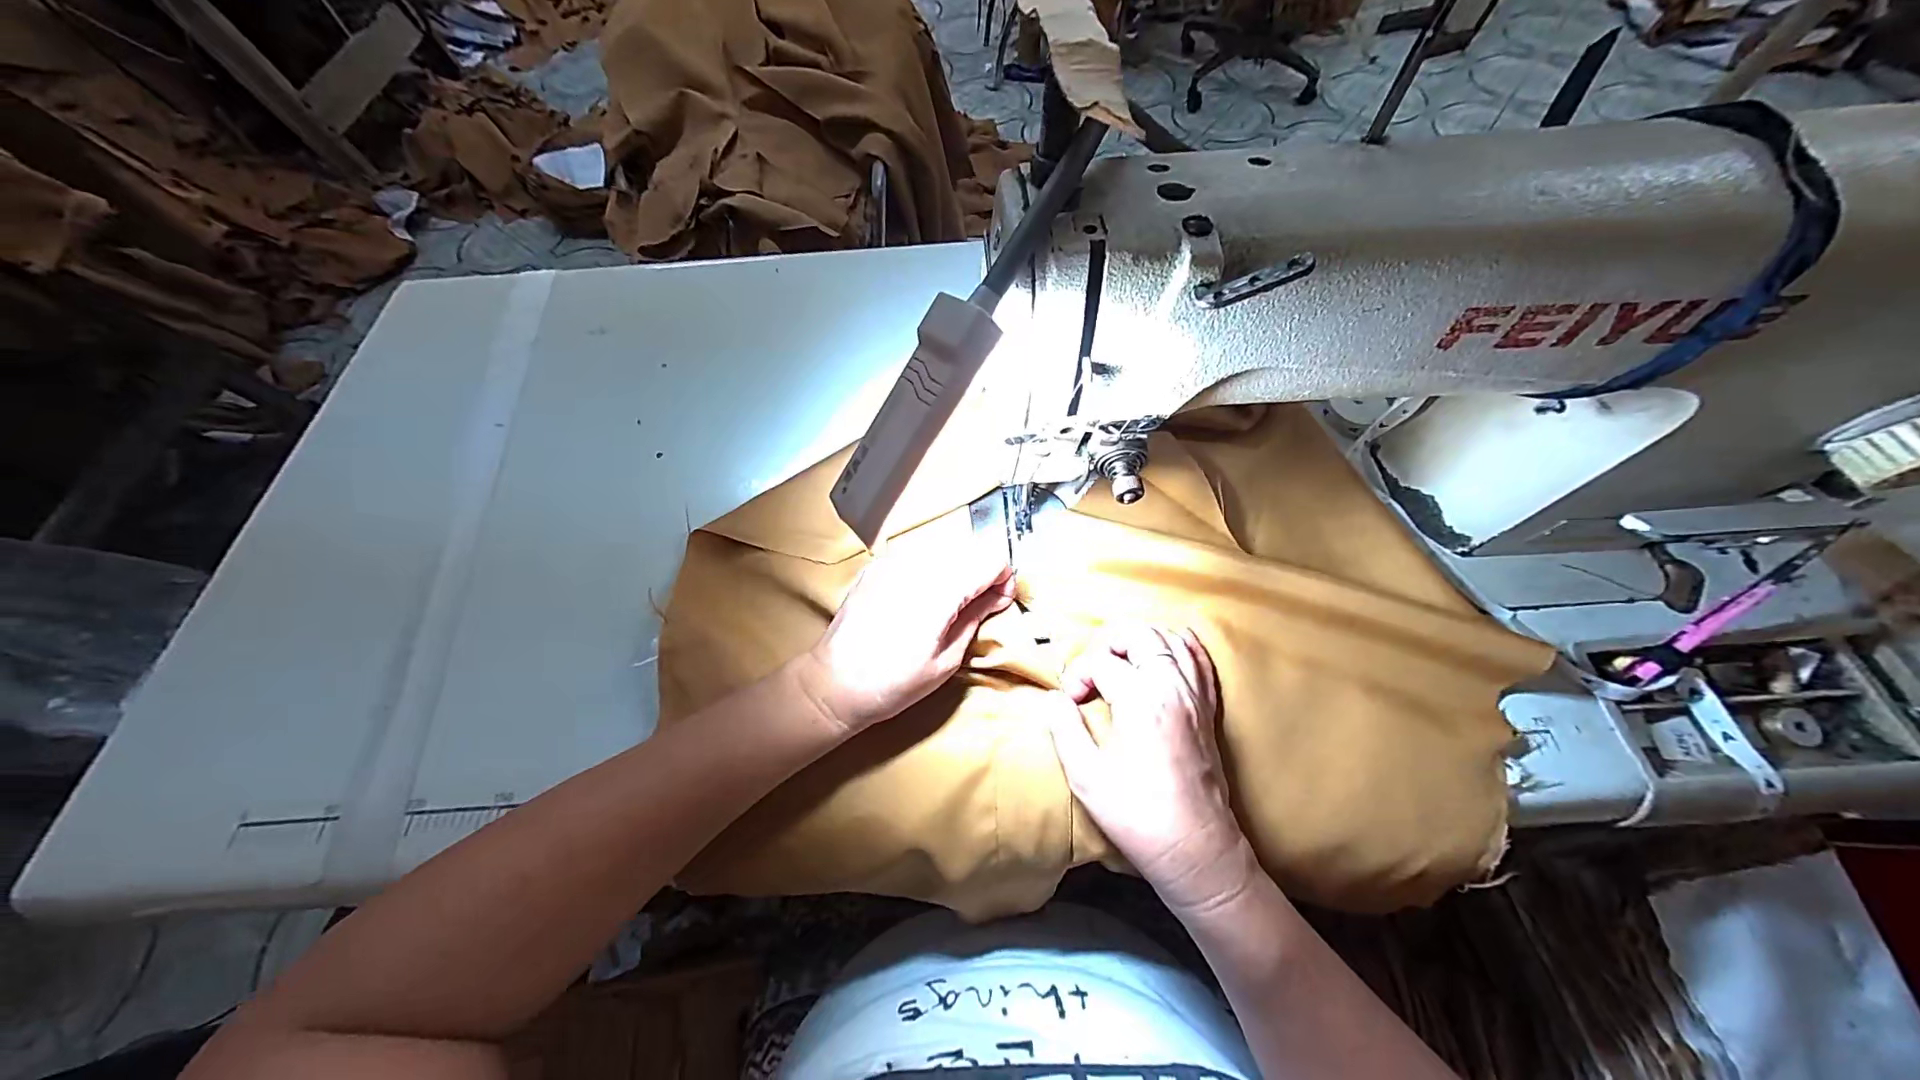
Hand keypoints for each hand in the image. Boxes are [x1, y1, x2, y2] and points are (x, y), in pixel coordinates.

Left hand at [797, 529, 1015, 735]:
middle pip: (970, 546)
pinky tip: (924, 596)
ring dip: (958, 567)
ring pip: (945, 545)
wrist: (834, 684)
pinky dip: (932, 567)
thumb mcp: (946, 659)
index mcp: (939, 590)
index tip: (1000, 601)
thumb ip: (976, 616)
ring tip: (951, 601)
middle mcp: (916, 565)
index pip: (991, 558)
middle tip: (980, 603)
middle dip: (983, 570)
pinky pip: (918, 553)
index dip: (1003, 579)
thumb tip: (998, 594)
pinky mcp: (877, 565)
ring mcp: (892, 561)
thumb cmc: (892, 683)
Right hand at [1049, 624, 1254, 914]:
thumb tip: (1054, 700)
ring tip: (1122, 664)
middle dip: (1110, 645)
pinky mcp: (1210, 711)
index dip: (1079, 677)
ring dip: (1143, 643)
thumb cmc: (1138, 817)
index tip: (1071, 704)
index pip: (1103, 662)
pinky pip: (1201, 661)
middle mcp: (1174, 689)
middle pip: (1142, 636)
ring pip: (1173, 640)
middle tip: (1094, 673)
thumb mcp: (1086, 777)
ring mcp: (1197, 698)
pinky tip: (1167, 654)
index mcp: (1142, 701)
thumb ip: (1065, 729)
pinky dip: (1181, 648)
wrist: (1197, 850)